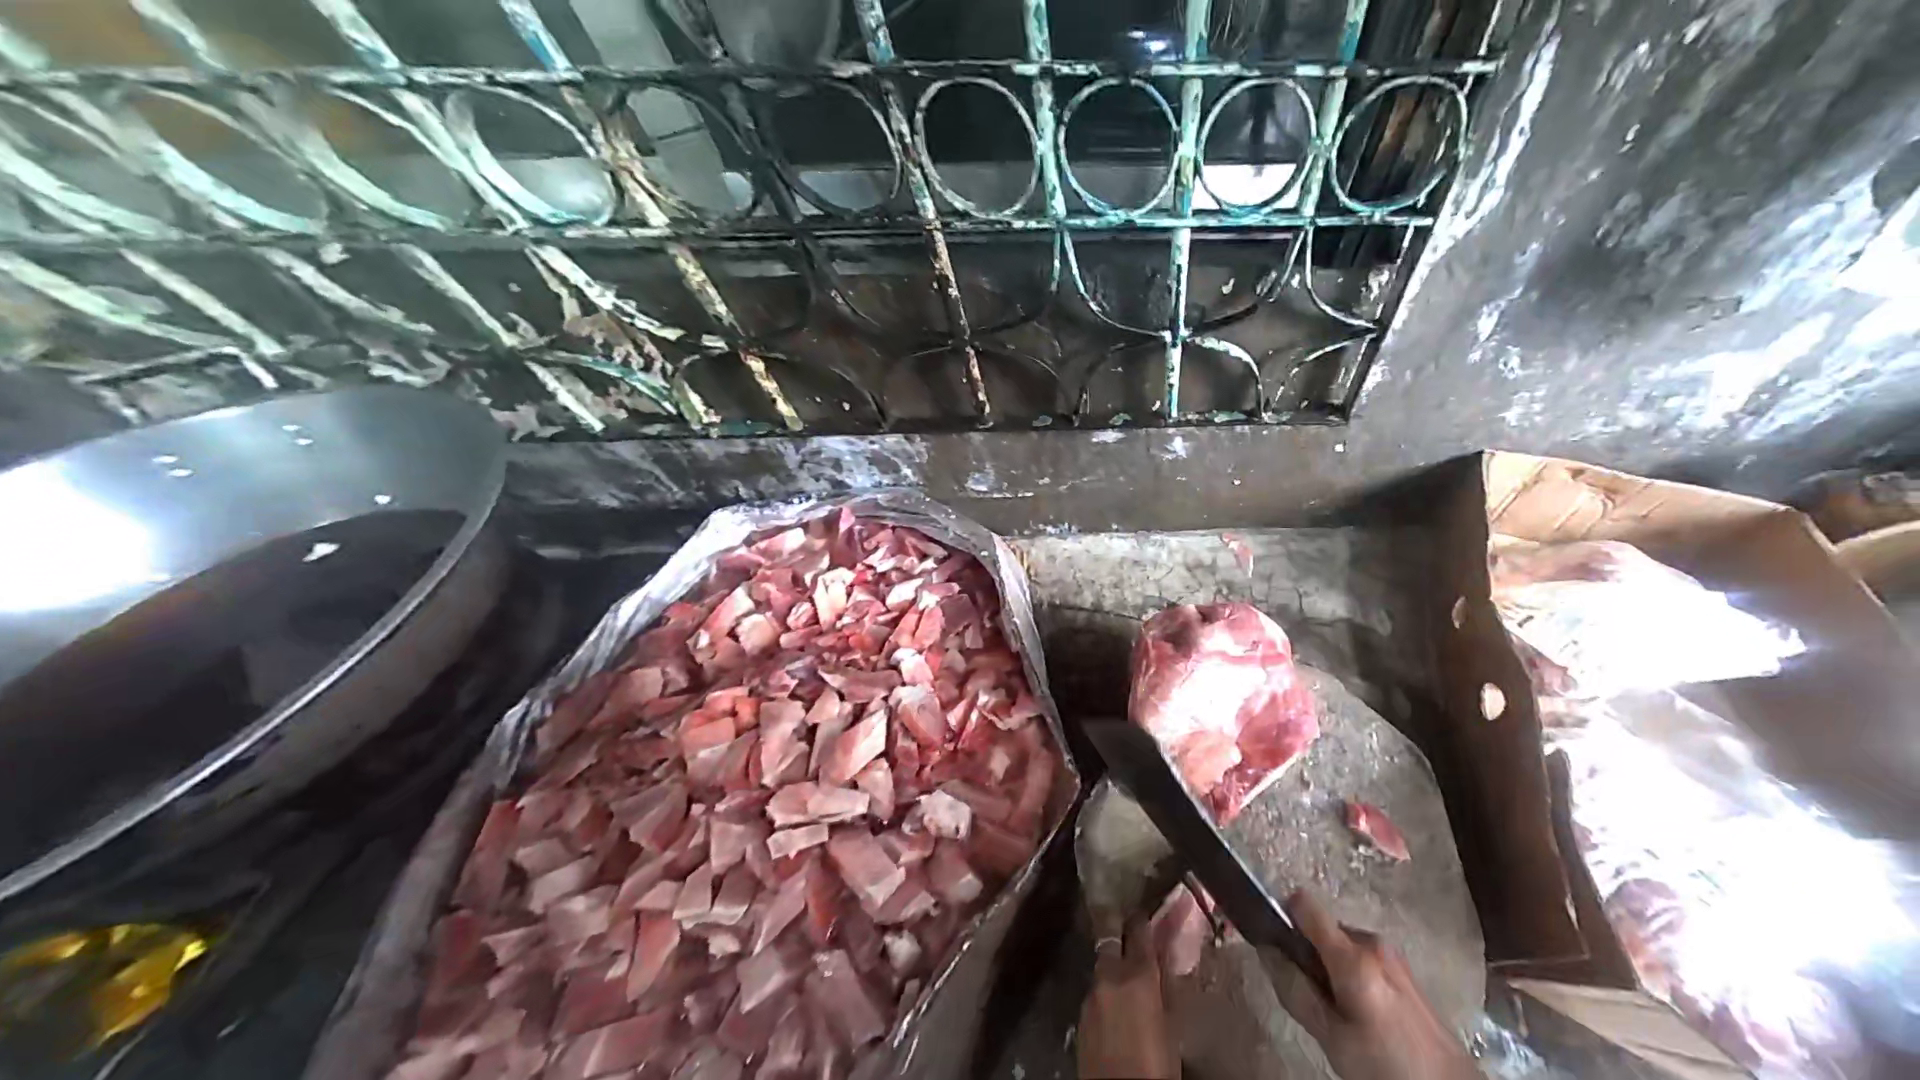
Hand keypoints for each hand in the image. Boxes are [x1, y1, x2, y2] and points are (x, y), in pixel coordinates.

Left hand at [1078, 916, 1178, 1079]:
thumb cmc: (1156, 1066)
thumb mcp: (1172, 1026)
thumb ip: (1166, 989)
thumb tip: (1165, 963)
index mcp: (1136, 975)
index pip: (1138, 930)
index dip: (1143, 917)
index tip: (1147, 908)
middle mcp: (1108, 975)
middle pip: (1111, 937)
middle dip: (1120, 928)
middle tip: (1131, 927)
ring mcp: (1090, 993)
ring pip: (1102, 964)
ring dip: (1114, 963)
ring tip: (1128, 973)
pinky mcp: (1080, 1013)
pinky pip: (1096, 989)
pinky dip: (1106, 988)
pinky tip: (1116, 1003)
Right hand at [1261, 890, 1478, 1079]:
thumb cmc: (1388, 1068)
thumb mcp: (1332, 1039)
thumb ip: (1295, 990)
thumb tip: (1265, 950)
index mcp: (1352, 955)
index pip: (1303, 903)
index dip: (1283, 916)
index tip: (1279, 947)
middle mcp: (1373, 943)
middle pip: (1322, 929)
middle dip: (1309, 955)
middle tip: (1314, 999)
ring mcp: (1394, 956)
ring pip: (1342, 946)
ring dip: (1331, 968)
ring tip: (1341, 1013)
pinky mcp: (1406, 972)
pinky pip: (1363, 959)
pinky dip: (1352, 977)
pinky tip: (1364, 1016)